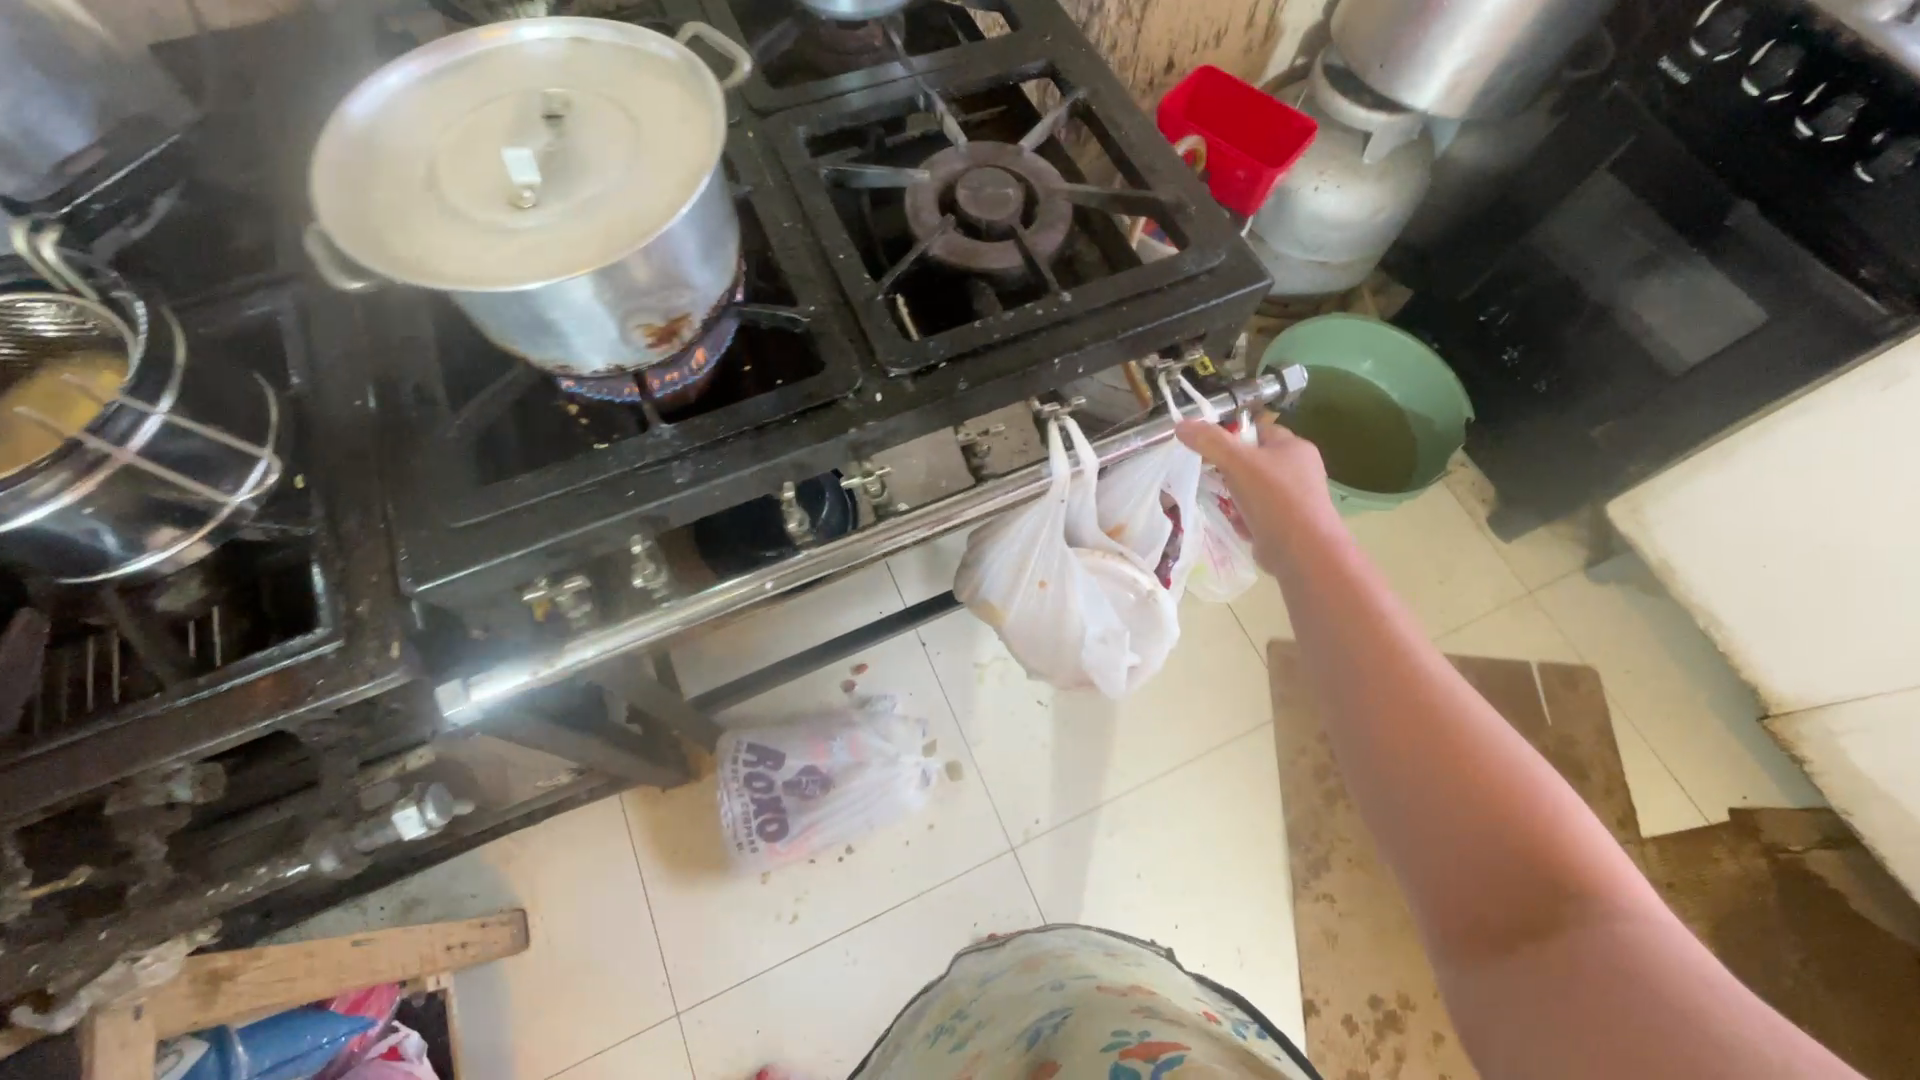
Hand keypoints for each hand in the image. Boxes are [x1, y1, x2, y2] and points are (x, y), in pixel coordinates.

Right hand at [1176, 416, 1337, 574]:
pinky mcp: (1286, 525)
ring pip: (1253, 490)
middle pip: (1253, 462)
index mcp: (1294, 448)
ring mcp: (1294, 500)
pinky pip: (1257, 515)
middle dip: (1231, 472)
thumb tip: (1180, 425)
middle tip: (1213, 478)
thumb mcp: (1237, 462)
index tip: (1211, 449)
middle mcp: (1298, 471)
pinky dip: (1244, 520)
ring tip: (1225, 505)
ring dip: (1235, 498)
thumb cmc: (1274, 498)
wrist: (1303, 552)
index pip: (1260, 430)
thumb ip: (1209, 441)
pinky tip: (1238, 526)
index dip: (1235, 436)